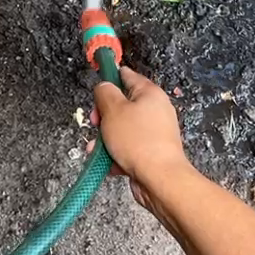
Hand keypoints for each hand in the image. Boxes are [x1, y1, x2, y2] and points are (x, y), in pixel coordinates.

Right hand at [92, 66, 188, 199]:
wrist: (159, 178)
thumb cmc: (138, 141)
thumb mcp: (113, 110)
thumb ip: (104, 92)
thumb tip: (103, 87)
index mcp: (149, 94)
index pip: (127, 76)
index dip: (110, 78)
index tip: (97, 81)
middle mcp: (155, 111)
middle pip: (121, 105)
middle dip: (103, 115)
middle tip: (96, 123)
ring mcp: (153, 132)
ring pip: (121, 128)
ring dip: (105, 137)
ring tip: (95, 148)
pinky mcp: (150, 151)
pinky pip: (127, 146)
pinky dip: (114, 152)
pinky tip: (106, 161)